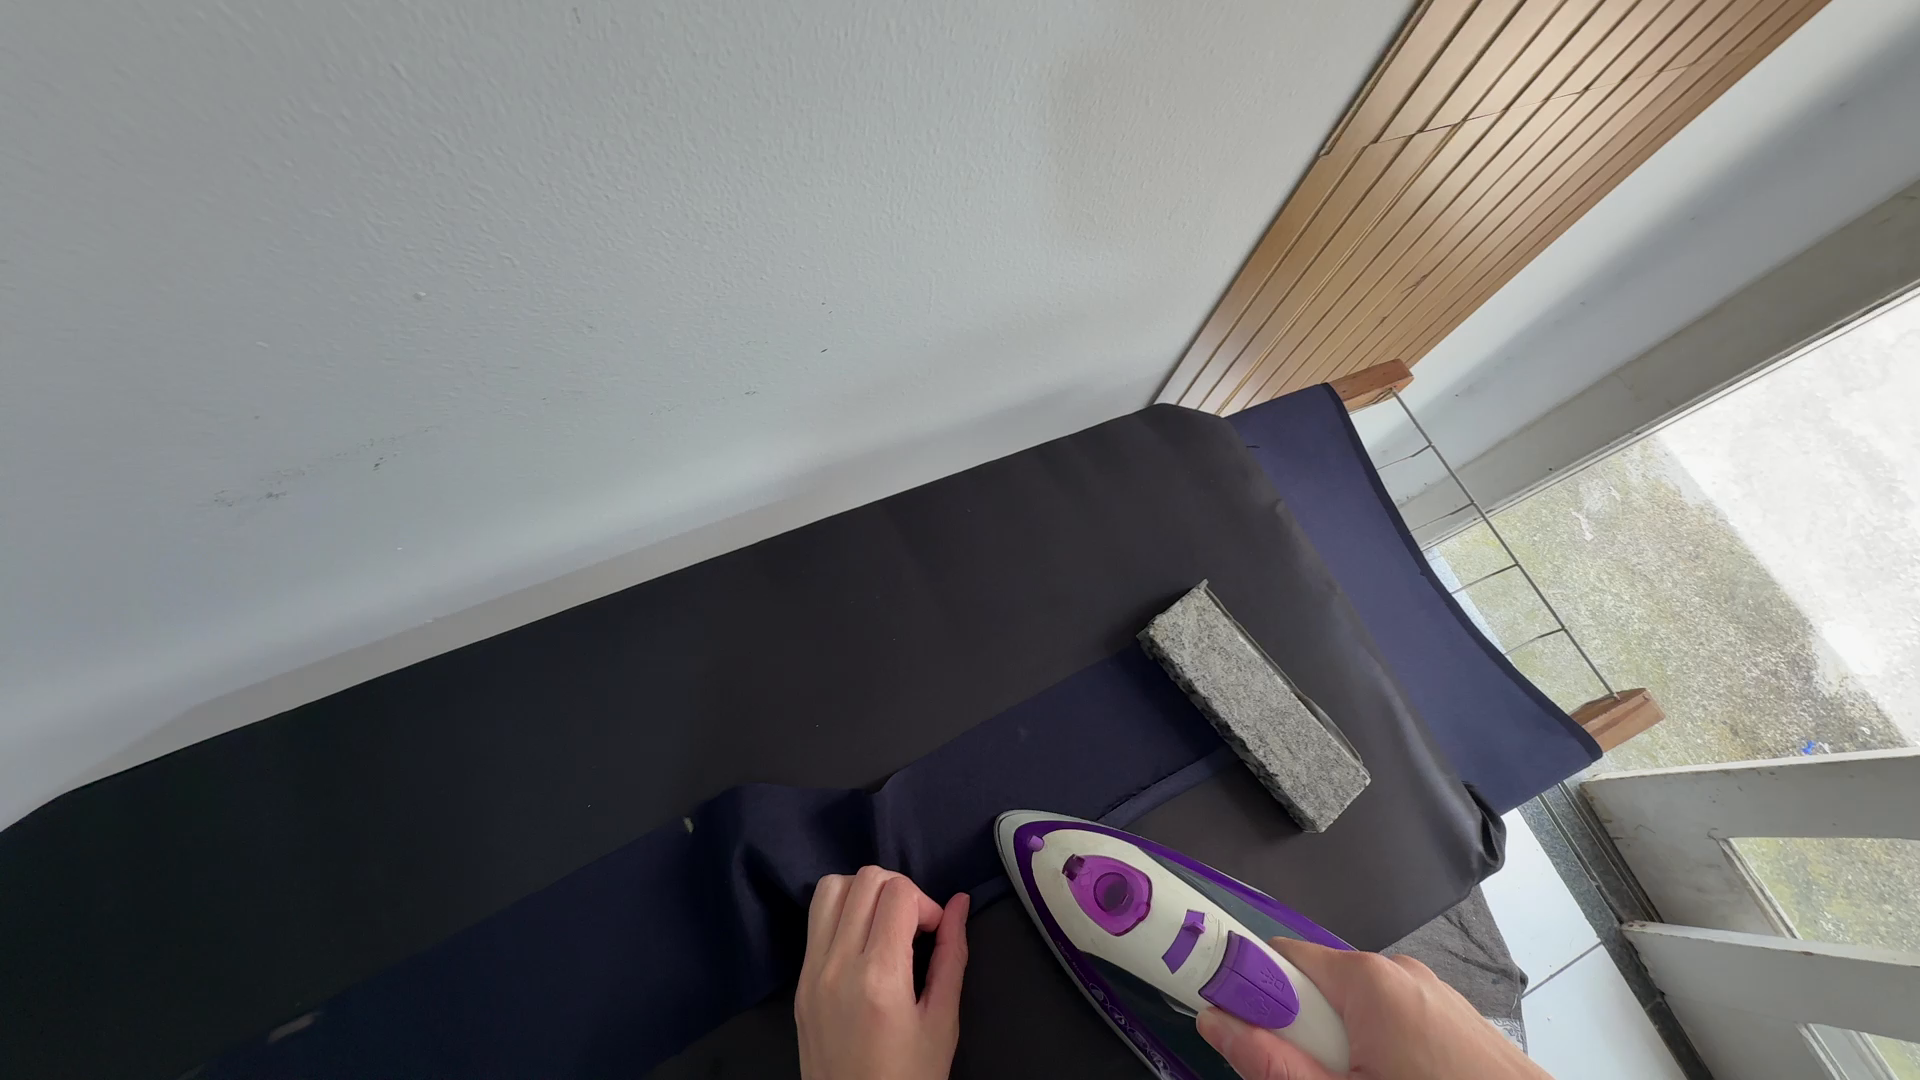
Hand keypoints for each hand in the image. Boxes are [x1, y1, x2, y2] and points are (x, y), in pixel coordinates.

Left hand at [795, 866, 970, 1079]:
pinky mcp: (798, 980)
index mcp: (879, 976)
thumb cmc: (908, 1079)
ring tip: (884, 923)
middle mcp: (837, 964)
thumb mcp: (942, 1023)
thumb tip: (959, 902)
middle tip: (913, 926)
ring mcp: (811, 971)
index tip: (934, 932)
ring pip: (832, 887)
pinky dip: (842, 910)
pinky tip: (861, 939)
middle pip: (866, 879)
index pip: (899, 892)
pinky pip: (816, 918)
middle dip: (899, 890)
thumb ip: (952, 955)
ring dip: (864, 892)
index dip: (925, 902)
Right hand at [1196, 938, 1550, 1079]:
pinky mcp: (1460, 1022)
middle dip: (1308, 1035)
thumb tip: (1214, 1021)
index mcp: (1367, 979)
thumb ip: (1271, 1063)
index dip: (1256, 996)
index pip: (1278, 958)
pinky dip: (1386, 1054)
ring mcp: (1435, 995)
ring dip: (1347, 1049)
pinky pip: (1396, 1024)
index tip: (1250, 1036)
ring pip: (1356, 1011)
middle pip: (1316, 988)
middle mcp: (1399, 971)